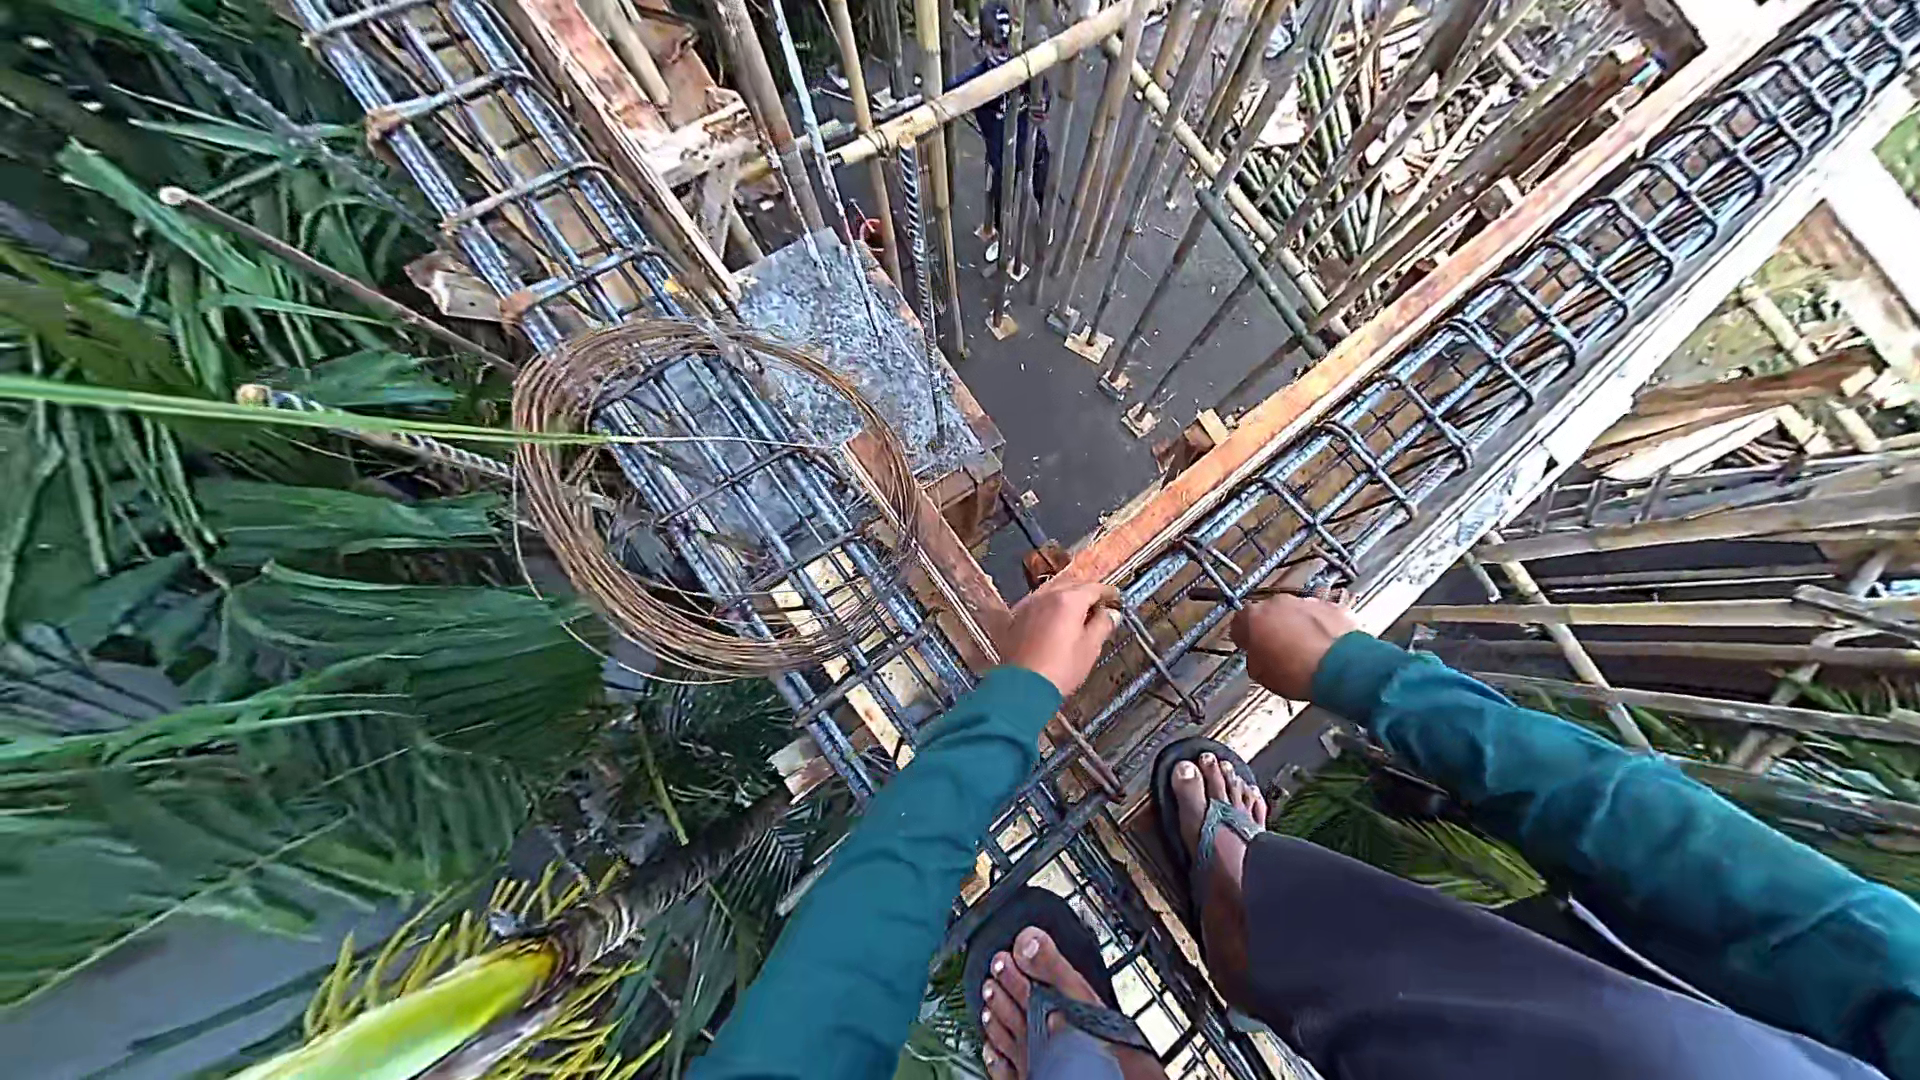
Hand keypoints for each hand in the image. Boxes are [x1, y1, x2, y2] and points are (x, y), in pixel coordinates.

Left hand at [997, 580, 1121, 696]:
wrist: (1023, 687)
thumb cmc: (1062, 668)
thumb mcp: (1090, 647)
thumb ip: (1102, 624)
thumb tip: (1111, 613)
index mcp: (1068, 600)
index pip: (1093, 588)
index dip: (1108, 592)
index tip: (1117, 598)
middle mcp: (1047, 596)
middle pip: (1072, 586)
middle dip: (1087, 592)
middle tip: (1100, 604)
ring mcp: (1030, 605)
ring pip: (1053, 592)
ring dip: (1068, 597)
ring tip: (1080, 611)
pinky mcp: (1018, 618)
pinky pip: (1040, 604)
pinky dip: (1052, 606)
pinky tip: (1057, 618)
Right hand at [1229, 594, 1359, 699]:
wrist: (1340, 669)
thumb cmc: (1298, 672)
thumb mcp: (1260, 674)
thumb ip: (1254, 658)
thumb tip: (1258, 658)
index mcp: (1252, 616)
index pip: (1239, 622)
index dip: (1244, 637)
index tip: (1249, 646)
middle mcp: (1276, 603)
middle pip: (1268, 613)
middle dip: (1271, 628)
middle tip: (1278, 650)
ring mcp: (1305, 603)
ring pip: (1295, 612)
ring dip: (1296, 626)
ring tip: (1304, 650)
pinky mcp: (1331, 607)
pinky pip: (1320, 615)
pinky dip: (1320, 626)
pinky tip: (1322, 646)